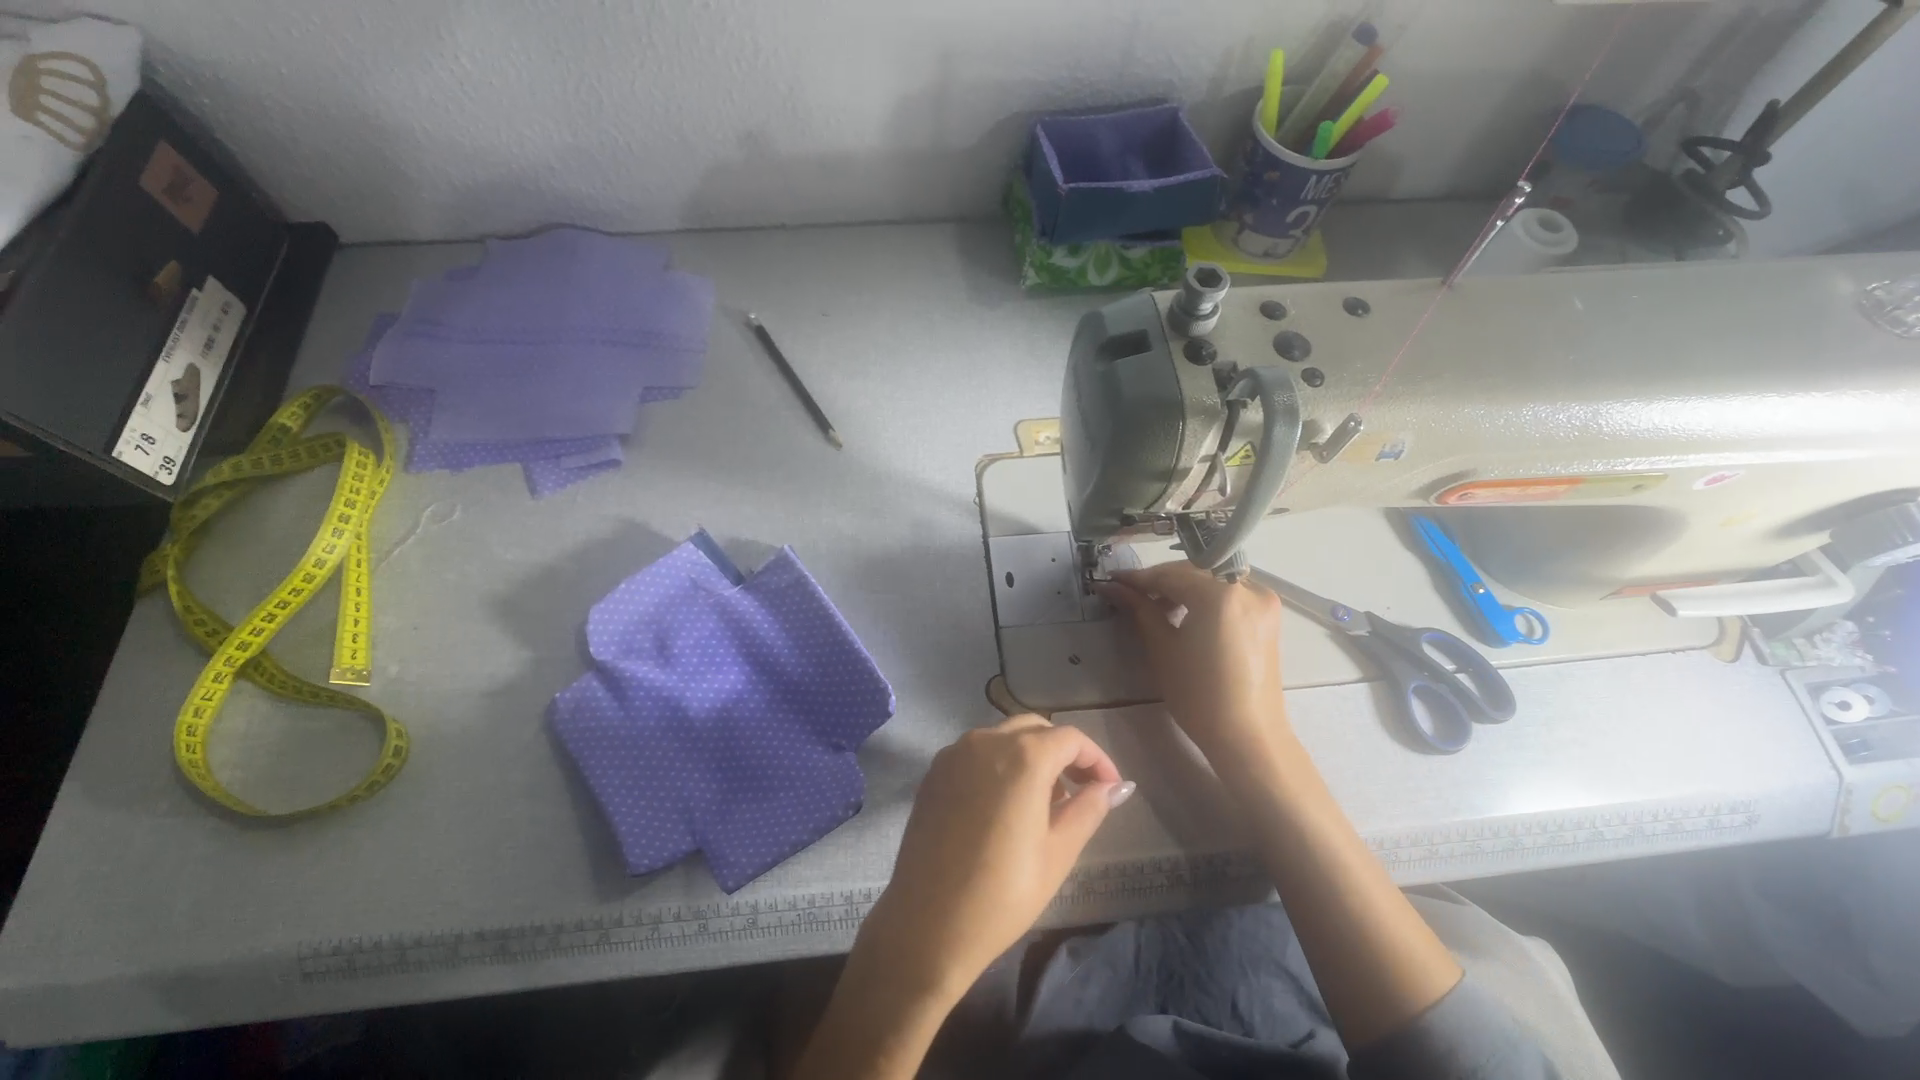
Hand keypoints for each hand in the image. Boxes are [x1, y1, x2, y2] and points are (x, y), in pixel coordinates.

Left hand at [856, 714, 1131, 1003]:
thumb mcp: (1058, 853)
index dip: (1097, 759)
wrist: (928, 924)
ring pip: (1003, 739)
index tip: (1110, 788)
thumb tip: (1116, 786)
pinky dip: (999, 766)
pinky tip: (1006, 807)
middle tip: (1081, 792)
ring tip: (1045, 804)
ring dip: (1031, 758)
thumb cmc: (1003, 893)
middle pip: (1035, 730)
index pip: (1070, 739)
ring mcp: (953, 755)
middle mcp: (985, 741)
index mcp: (1023, 756)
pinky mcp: (933, 775)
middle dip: (1063, 754)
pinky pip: (976, 756)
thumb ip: (1089, 809)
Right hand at [1098, 561, 1288, 759]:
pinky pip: (1230, 592)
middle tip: (1129, 593)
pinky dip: (1205, 596)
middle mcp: (1248, 587)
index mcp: (1221, 595)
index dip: (1138, 578)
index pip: (1171, 574)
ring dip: (1184, 586)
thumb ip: (1140, 609)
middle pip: (1195, 571)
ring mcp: (1263, 600)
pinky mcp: (1268, 615)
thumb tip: (1112, 587)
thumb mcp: (1163, 649)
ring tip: (1155, 605)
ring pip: (1213, 578)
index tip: (1112, 581)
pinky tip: (1185, 612)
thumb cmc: (1199, 697)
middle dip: (1161, 580)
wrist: (1248, 736)